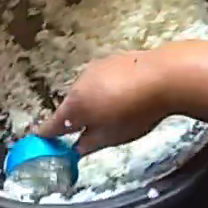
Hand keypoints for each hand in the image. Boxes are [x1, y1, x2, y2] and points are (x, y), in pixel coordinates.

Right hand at [40, 49, 179, 152]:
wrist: (163, 76)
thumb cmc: (135, 112)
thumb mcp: (111, 137)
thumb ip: (89, 144)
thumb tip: (76, 148)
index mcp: (74, 105)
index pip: (52, 124)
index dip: (47, 135)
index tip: (44, 142)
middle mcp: (79, 83)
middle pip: (71, 105)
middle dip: (75, 119)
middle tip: (87, 133)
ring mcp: (95, 68)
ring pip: (86, 91)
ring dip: (92, 103)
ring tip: (112, 114)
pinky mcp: (111, 59)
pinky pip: (101, 80)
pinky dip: (106, 89)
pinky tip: (124, 96)